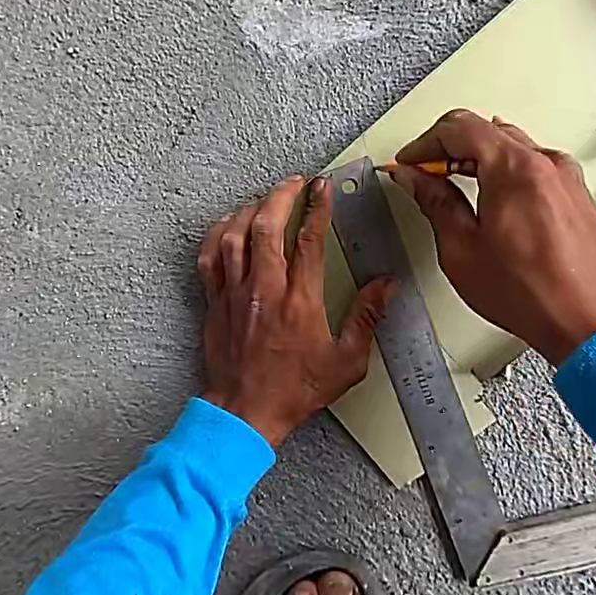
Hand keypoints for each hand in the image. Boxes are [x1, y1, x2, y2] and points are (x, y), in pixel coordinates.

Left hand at [198, 176, 396, 445]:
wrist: (246, 412)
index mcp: (300, 302)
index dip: (318, 207)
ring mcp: (235, 293)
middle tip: (295, 182)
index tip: (324, 188)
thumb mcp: (346, 362)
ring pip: (235, 235)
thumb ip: (367, 318)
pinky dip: (218, 233)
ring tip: (266, 198)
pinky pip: (209, 257)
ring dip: (251, 208)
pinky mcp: (215, 301)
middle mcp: (265, 290)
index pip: (309, 240)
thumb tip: (385, 286)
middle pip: (267, 225)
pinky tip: (229, 223)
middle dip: (282, 194)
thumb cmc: (293, 390)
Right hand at [390, 110, 595, 365]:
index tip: (408, 163)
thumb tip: (415, 179)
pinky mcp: (574, 193)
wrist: (587, 321)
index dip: (423, 144)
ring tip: (451, 185)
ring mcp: (564, 177)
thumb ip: (435, 202)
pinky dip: (501, 170)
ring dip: (474, 157)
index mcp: (514, 169)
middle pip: (485, 130)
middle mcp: (545, 163)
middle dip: (446, 147)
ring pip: (509, 144)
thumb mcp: (461, 249)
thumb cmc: (532, 293)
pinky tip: (487, 197)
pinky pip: (531, 164)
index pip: (458, 127)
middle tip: (422, 173)